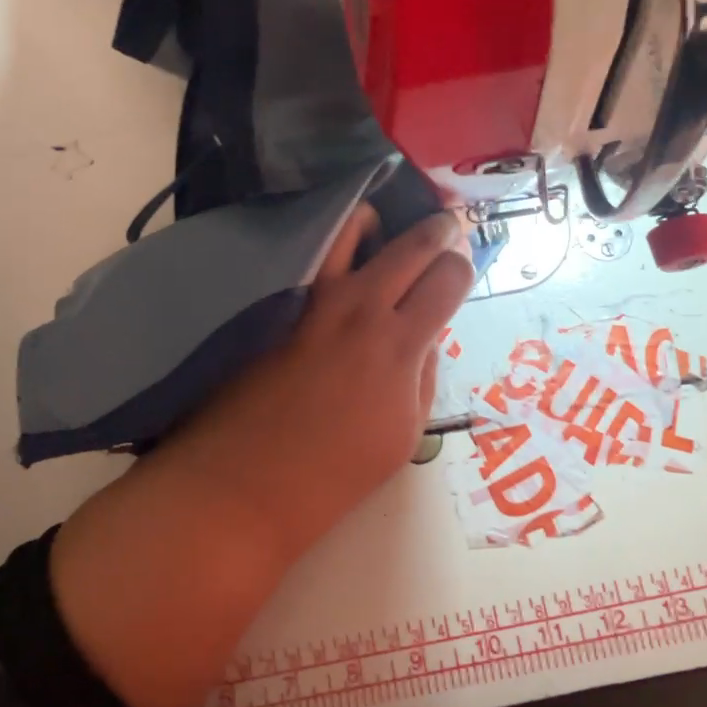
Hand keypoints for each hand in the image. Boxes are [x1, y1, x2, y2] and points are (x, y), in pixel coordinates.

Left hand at [49, 205, 473, 706]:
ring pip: (352, 228)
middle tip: (443, 226)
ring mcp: (312, 300)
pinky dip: (336, 243)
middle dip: (436, 230)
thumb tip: (429, 337)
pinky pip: (313, 255)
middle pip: (411, 244)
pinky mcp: (278, 304)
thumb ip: (425, 376)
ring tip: (382, 230)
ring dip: (377, 223)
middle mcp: (359, 307)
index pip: (447, 277)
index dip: (461, 266)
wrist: (245, 483)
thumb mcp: (405, 434)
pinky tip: (341, 253)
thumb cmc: (334, 473)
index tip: (459, 267)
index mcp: (399, 343)